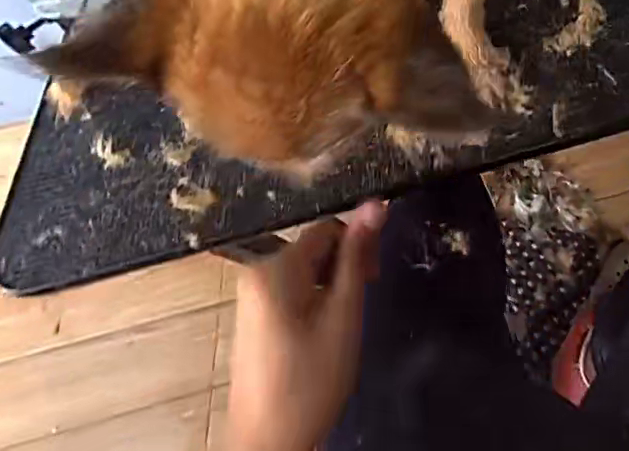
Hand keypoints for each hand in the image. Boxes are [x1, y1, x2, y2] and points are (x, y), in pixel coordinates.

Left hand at [225, 201, 386, 450]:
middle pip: (316, 246)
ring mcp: (252, 296)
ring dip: (333, 282)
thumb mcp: (344, 312)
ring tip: (345, 319)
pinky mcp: (254, 316)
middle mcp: (257, 273)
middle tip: (364, 296)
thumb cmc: (310, 380)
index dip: (357, 244)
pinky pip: (293, 288)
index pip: (328, 228)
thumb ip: (358, 254)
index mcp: (274, 267)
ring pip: (307, 268)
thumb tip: (376, 202)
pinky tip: (325, 329)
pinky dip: (315, 298)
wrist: (268, 448)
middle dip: (346, 264)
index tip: (374, 274)